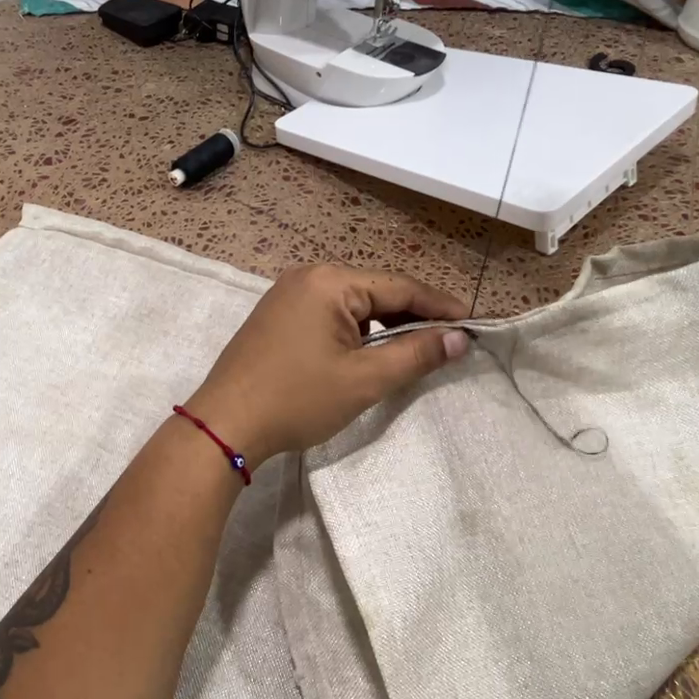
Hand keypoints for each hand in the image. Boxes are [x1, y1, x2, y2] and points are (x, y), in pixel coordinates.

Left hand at [182, 265, 470, 466]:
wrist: (225, 422)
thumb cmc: (297, 398)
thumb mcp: (364, 379)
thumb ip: (415, 354)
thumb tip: (458, 339)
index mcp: (329, 281)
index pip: (399, 286)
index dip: (439, 306)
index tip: (473, 324)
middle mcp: (307, 276)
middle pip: (375, 290)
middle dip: (412, 315)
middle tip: (449, 340)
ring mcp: (287, 294)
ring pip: (352, 303)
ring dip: (384, 324)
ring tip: (416, 349)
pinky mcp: (276, 315)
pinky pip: (328, 314)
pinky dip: (355, 330)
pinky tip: (370, 351)